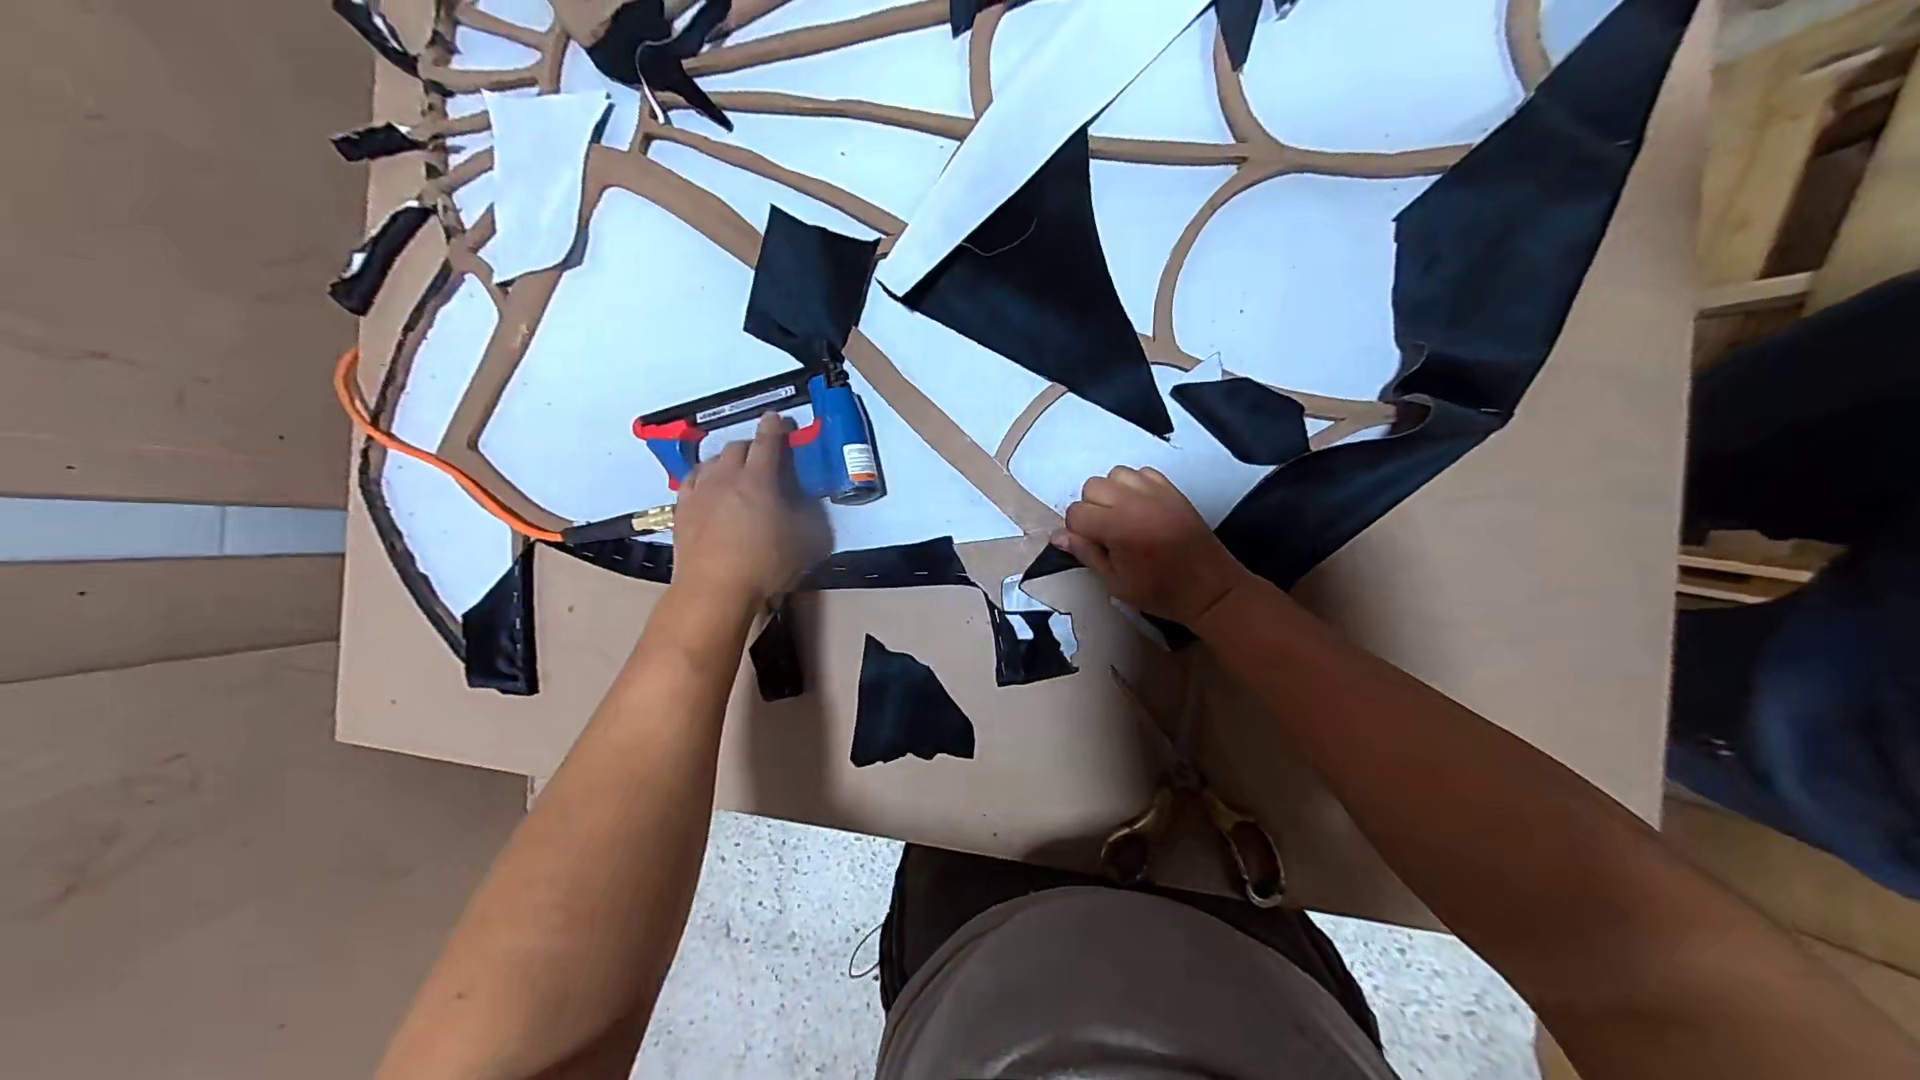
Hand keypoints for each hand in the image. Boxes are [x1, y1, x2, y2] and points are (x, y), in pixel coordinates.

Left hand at [670, 413, 830, 605]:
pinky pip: (691, 480)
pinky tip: (707, 485)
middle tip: (763, 456)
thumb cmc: (764, 565)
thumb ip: (808, 516)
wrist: (714, 589)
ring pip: (711, 461)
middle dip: (752, 446)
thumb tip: (808, 504)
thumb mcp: (804, 542)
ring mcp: (700, 492)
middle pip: (737, 447)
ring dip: (726, 461)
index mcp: (759, 480)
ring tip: (734, 470)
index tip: (778, 419)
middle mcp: (726, 478)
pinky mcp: (682, 510)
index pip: (767, 442)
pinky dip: (703, 476)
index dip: (775, 427)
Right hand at [1052, 466, 1252, 624]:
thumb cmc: (1160, 591)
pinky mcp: (1172, 489)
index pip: (1076, 512)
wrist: (1210, 588)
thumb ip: (1086, 553)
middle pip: (1092, 487)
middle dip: (1092, 509)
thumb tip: (1058, 536)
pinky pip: (1142, 472)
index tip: (1093, 546)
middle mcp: (1134, 502)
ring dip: (1111, 493)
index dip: (1078, 531)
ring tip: (1122, 517)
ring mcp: (1155, 492)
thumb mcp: (1115, 582)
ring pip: (1115, 474)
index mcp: (1117, 528)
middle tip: (1106, 534)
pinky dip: (1134, 485)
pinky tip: (1140, 508)